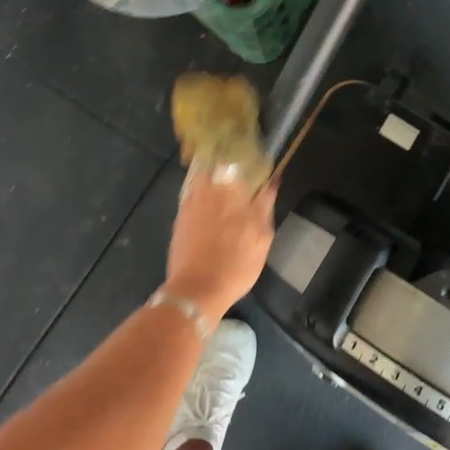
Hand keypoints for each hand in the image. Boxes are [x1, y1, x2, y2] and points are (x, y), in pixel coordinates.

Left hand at [164, 165, 277, 324]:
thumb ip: (265, 206)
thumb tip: (271, 183)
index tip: (253, 161)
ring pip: (201, 177)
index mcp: (231, 191)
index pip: (239, 162)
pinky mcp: (179, 217)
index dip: (246, 159)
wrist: (197, 290)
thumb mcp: (261, 238)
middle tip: (236, 171)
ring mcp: (190, 203)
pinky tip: (207, 203)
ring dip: (211, 175)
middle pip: (216, 164)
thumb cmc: (236, 264)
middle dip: (226, 163)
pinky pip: (190, 194)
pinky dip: (198, 192)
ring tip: (222, 184)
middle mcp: (208, 190)